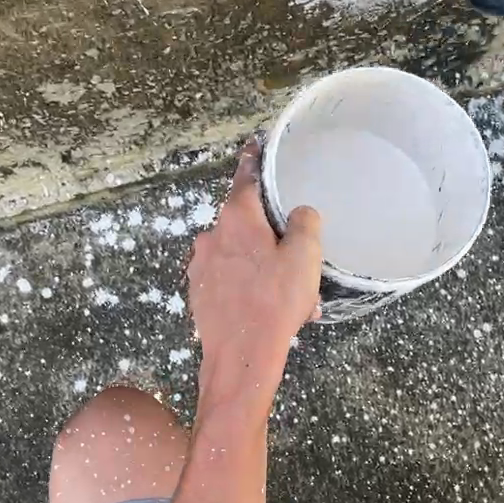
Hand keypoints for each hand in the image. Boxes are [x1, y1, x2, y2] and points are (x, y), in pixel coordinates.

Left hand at [186, 142, 322, 362]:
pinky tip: (267, 307)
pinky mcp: (198, 291)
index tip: (254, 145)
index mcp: (236, 218)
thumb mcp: (305, 257)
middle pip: (244, 221)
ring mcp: (200, 265)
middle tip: (295, 256)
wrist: (240, 356)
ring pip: (238, 253)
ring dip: (261, 264)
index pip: (246, 177)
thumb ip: (305, 224)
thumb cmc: (275, 301)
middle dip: (268, 234)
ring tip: (288, 293)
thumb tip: (299, 214)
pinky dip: (247, 284)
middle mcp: (212, 235)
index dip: (253, 160)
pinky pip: (228, 277)